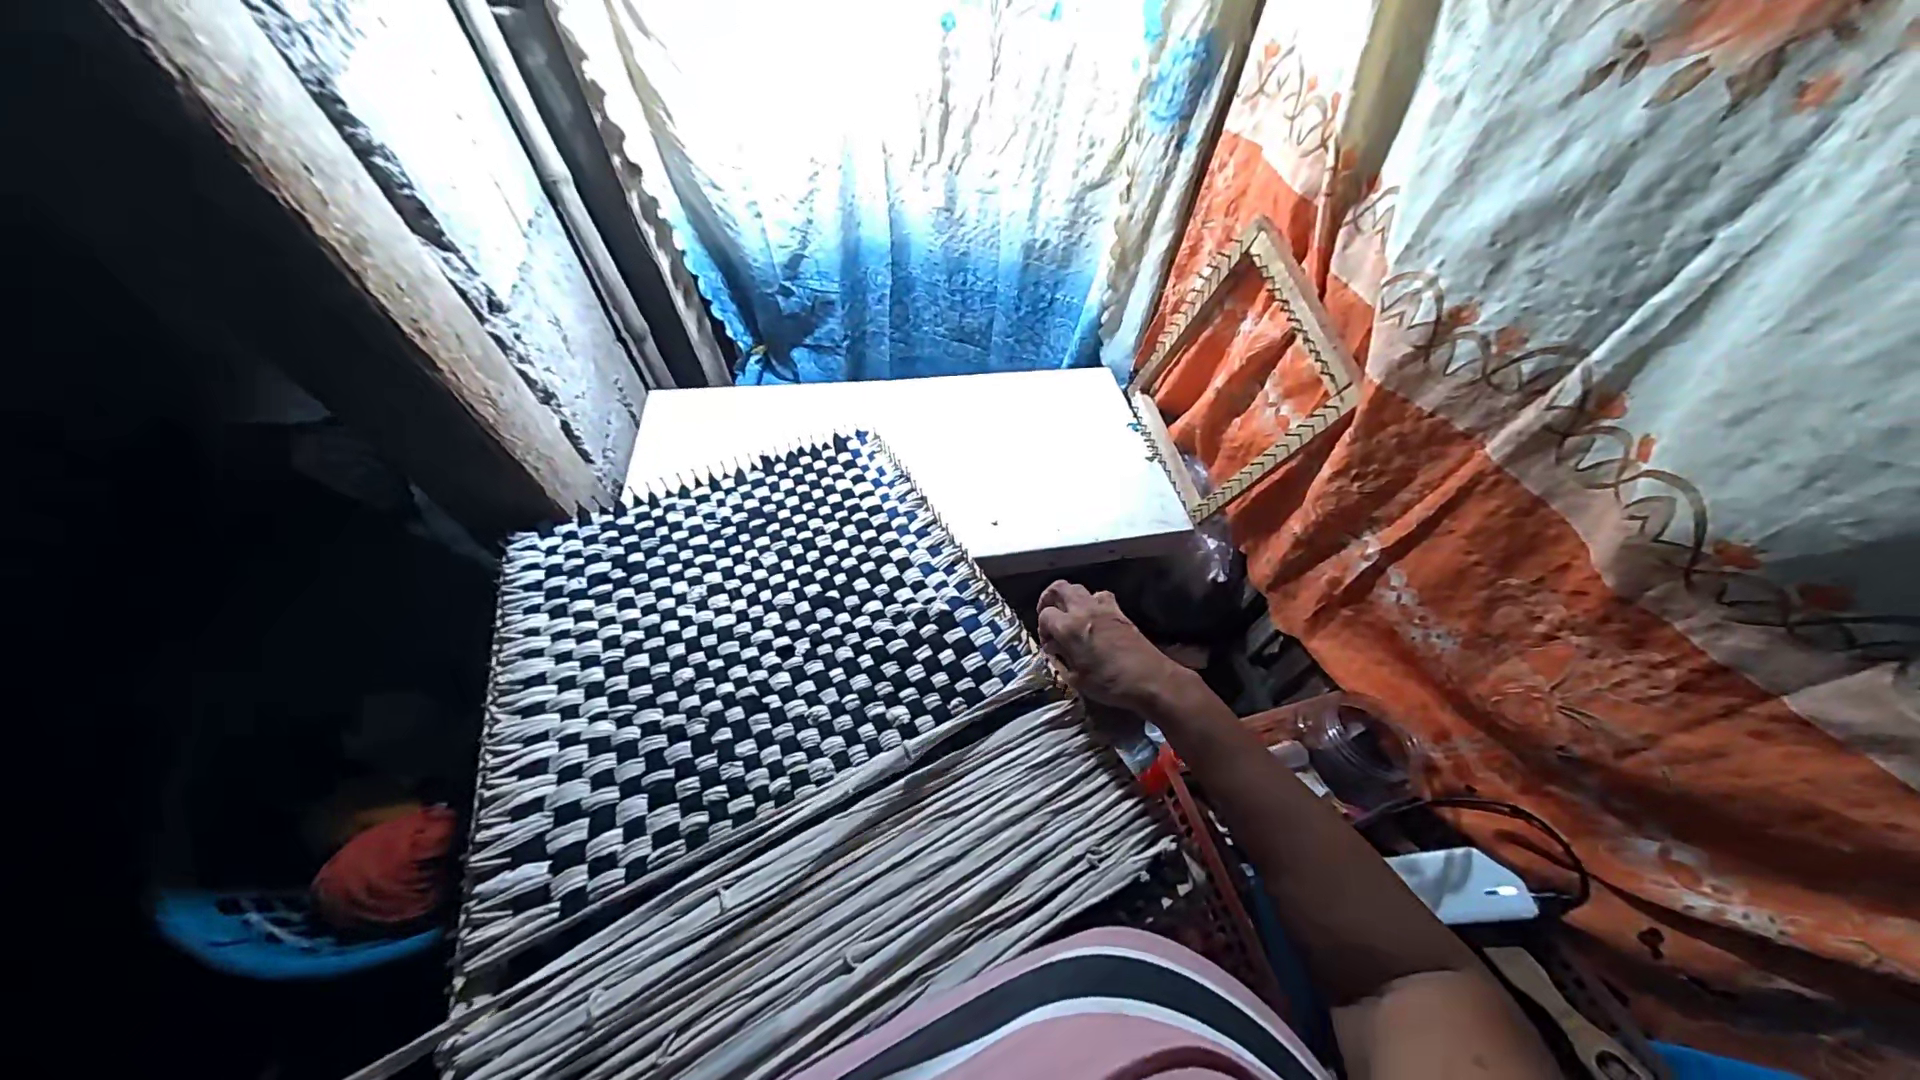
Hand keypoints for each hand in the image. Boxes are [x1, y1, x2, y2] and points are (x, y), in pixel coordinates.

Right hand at [1035, 581, 1184, 711]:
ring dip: (1070, 597)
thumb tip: (1054, 649)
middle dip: (1049, 597)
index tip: (1048, 644)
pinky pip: (1100, 596)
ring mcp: (1104, 608)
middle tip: (1049, 614)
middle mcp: (1084, 610)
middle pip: (1060, 587)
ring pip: (1080, 588)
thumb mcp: (1076, 679)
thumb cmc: (1110, 684)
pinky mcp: (1120, 612)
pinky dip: (1092, 601)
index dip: (1042, 628)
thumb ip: (1060, 659)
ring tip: (1070, 614)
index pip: (1045, 615)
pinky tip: (1094, 618)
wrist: (1150, 679)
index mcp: (1069, 627)